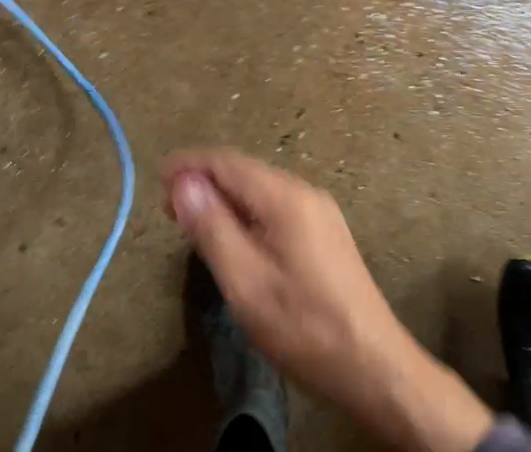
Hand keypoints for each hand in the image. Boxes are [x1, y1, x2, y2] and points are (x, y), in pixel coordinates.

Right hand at [163, 149, 492, 451]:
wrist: (374, 366)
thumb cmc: (303, 325)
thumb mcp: (245, 281)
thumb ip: (212, 228)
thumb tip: (183, 183)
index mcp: (285, 198)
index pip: (228, 163)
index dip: (189, 166)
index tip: (156, 177)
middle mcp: (305, 194)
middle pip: (245, 173)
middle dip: (204, 183)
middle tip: (168, 208)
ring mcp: (320, 215)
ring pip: (260, 192)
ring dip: (224, 200)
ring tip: (192, 223)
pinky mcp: (326, 237)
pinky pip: (275, 210)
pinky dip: (246, 215)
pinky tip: (233, 239)